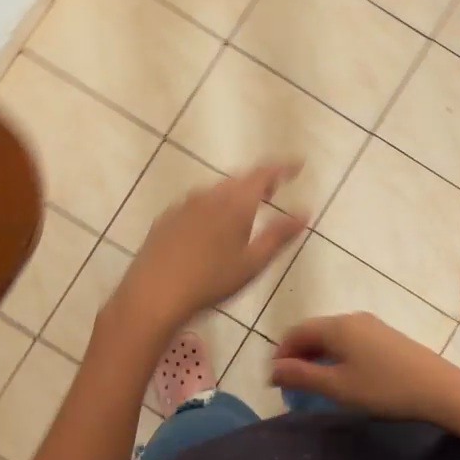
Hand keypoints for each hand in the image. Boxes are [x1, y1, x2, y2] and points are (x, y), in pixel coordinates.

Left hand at [107, 163, 305, 335]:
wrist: (154, 293)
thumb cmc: (211, 281)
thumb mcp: (252, 263)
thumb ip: (279, 235)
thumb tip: (305, 212)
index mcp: (235, 203)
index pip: (264, 174)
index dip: (283, 168)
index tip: (298, 166)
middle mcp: (210, 195)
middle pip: (239, 179)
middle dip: (259, 182)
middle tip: (273, 191)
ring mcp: (184, 205)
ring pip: (216, 191)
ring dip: (234, 194)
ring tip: (244, 210)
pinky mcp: (166, 219)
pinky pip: (196, 204)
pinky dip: (211, 207)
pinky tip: (209, 227)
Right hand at [269, 313, 459, 422]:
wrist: (440, 389)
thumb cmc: (384, 389)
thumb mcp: (337, 387)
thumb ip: (301, 376)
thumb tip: (272, 369)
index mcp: (337, 326)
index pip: (296, 332)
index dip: (280, 354)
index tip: (274, 380)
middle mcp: (352, 318)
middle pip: (314, 331)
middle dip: (297, 355)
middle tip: (291, 385)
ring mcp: (372, 326)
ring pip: (332, 337)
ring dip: (316, 357)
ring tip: (314, 384)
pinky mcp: (386, 337)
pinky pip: (350, 341)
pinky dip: (336, 356)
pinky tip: (342, 376)